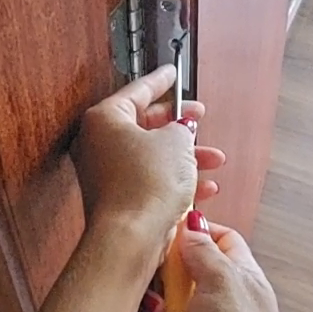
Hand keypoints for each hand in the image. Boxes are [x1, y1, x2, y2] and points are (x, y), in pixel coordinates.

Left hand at [72, 65, 224, 237]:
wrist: (131, 238)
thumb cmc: (144, 186)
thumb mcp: (176, 142)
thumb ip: (181, 127)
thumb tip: (182, 130)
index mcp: (105, 119)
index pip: (137, 91)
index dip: (160, 81)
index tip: (171, 73)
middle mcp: (99, 144)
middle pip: (145, 124)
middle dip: (179, 126)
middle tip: (198, 118)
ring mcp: (106, 173)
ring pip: (152, 155)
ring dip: (186, 156)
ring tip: (213, 159)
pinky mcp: (118, 199)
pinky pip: (150, 181)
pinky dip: (177, 181)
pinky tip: (204, 188)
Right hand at [133, 217, 306, 311]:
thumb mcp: (225, 284)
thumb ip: (202, 250)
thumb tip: (189, 222)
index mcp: (238, 275)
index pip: (215, 237)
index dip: (192, 229)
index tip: (164, 225)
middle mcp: (215, 297)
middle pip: (176, 264)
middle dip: (158, 266)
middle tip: (151, 273)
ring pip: (156, 296)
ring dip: (146, 300)